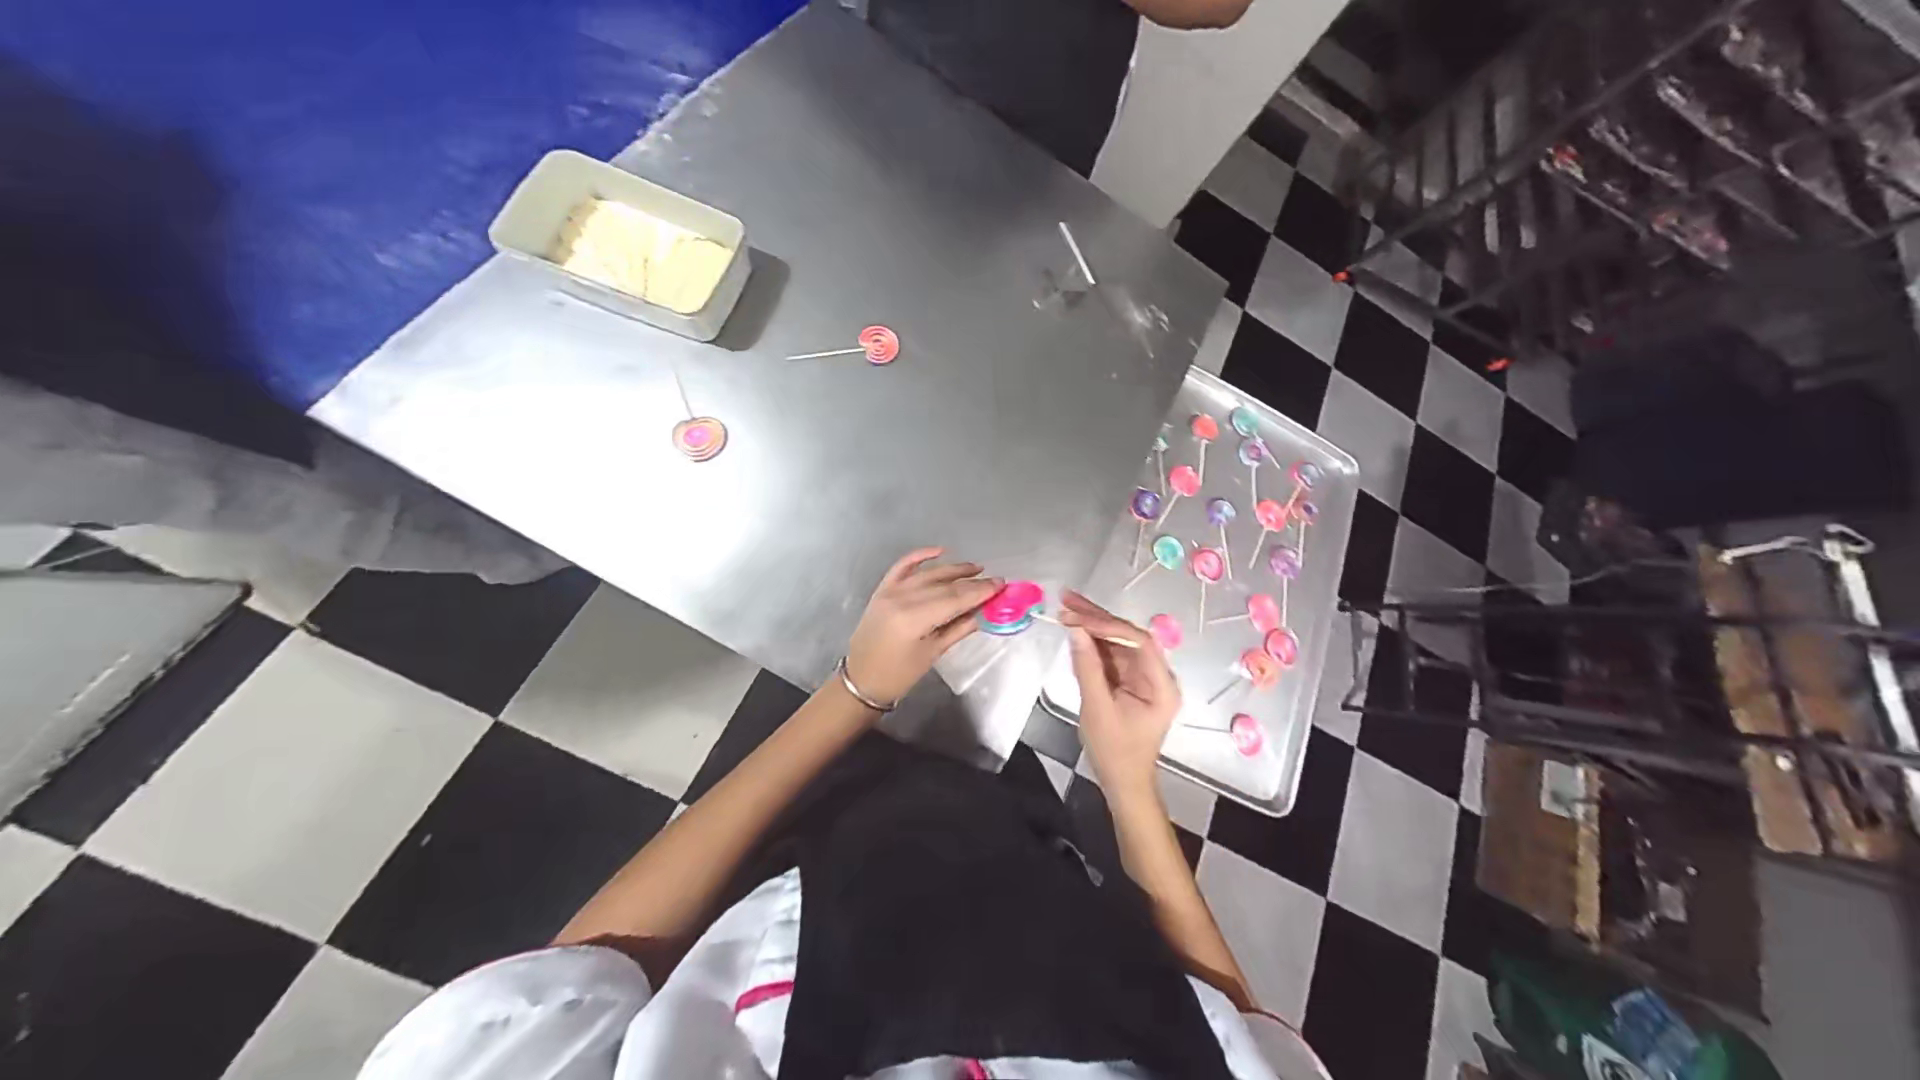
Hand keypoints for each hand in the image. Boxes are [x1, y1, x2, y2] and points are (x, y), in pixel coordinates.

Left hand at [845, 548, 1000, 706]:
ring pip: (927, 574)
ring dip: (953, 569)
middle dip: (971, 582)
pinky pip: (902, 566)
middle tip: (994, 579)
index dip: (980, 591)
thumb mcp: (933, 653)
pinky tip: (938, 551)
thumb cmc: (899, 675)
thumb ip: (960, 628)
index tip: (1001, 585)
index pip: (954, 599)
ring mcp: (889, 592)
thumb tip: (986, 611)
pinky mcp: (882, 590)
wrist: (861, 680)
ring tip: (975, 568)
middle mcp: (901, 599)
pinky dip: (920, 556)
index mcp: (914, 619)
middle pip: (944, 586)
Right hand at [1061, 590, 1179, 795]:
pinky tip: (1074, 627)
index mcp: (1161, 685)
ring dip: (1092, 624)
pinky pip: (1111, 654)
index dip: (1110, 626)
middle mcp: (1156, 675)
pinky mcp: (1128, 680)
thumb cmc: (1115, 752)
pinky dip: (1092, 641)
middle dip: (1097, 618)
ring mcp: (1142, 677)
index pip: (1139, 641)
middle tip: (1067, 599)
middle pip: (1128, 636)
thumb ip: (1087, 668)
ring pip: (1118, 641)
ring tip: (1066, 606)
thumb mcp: (1097, 710)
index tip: (1079, 619)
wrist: (1123, 781)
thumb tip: (1076, 631)